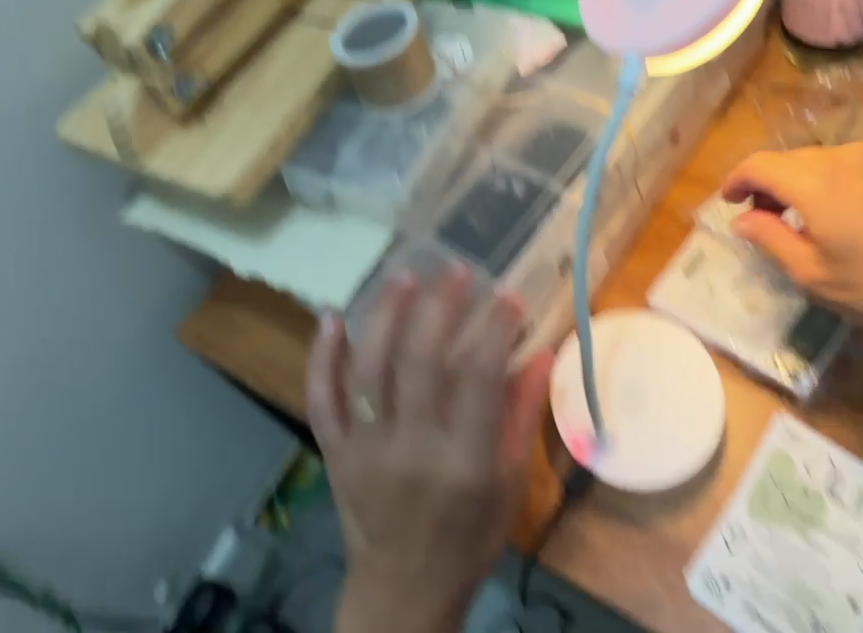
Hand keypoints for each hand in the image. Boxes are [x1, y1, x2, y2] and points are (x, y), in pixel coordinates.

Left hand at [307, 268, 551, 632]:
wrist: (403, 592)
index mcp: (462, 462)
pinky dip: (322, 356)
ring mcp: (364, 448)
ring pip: (369, 369)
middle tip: (456, 270)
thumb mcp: (510, 486)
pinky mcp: (332, 451)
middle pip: (419, 361)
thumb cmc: (469, 539)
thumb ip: (522, 416)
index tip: (508, 294)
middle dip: (440, 307)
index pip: (478, 377)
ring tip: (404, 277)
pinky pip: (321, 398)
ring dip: (385, 316)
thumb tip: (541, 353)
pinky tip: (332, 317)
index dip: (495, 328)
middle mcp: (410, 448)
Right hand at [722, 143, 862, 351]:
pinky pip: (853, 166)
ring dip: (801, 183)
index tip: (728, 203)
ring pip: (821, 161)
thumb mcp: (818, 278)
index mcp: (815, 182)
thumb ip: (772, 240)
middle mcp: (844, 157)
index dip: (736, 180)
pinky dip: (832, 183)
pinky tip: (846, 217)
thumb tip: (742, 219)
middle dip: (768, 184)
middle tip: (762, 220)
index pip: (759, 164)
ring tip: (804, 221)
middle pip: (790, 159)